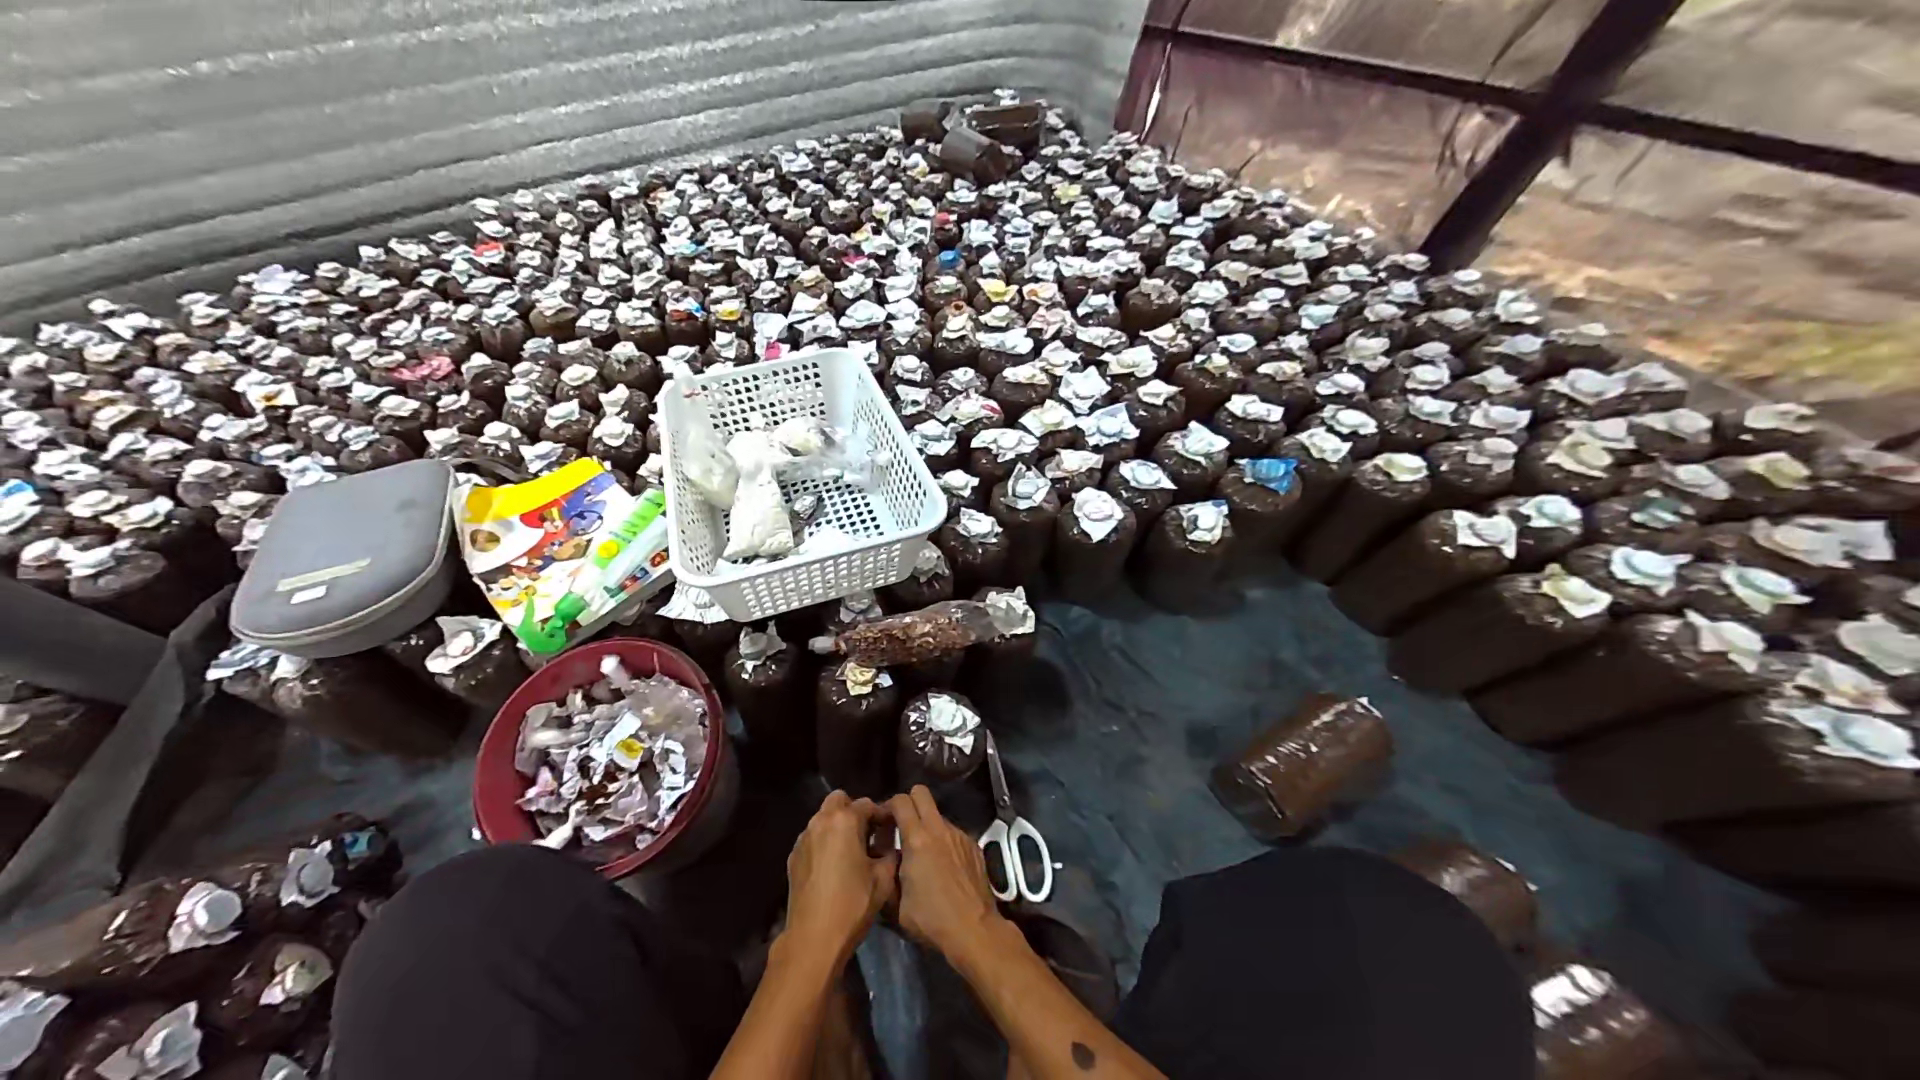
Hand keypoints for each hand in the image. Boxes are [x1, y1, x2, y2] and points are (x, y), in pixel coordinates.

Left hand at [784, 791, 896, 962]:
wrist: (814, 938)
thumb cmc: (853, 904)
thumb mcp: (884, 879)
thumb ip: (890, 854)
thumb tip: (890, 847)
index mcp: (845, 820)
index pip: (867, 804)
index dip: (882, 815)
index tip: (890, 830)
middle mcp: (821, 821)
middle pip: (839, 800)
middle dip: (854, 812)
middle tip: (867, 835)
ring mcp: (803, 838)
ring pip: (823, 818)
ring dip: (838, 826)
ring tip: (851, 852)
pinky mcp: (793, 857)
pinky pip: (812, 838)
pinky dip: (824, 843)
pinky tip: (833, 867)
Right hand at [887, 786, 1002, 963]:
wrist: (974, 928)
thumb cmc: (931, 919)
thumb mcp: (896, 904)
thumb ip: (888, 875)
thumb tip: (887, 861)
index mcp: (917, 839)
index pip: (900, 801)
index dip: (888, 806)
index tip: (883, 822)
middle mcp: (939, 829)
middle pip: (921, 793)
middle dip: (909, 803)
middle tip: (902, 825)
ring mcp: (959, 835)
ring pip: (938, 815)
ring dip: (928, 826)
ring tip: (924, 853)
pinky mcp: (973, 845)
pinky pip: (953, 833)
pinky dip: (944, 841)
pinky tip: (944, 866)